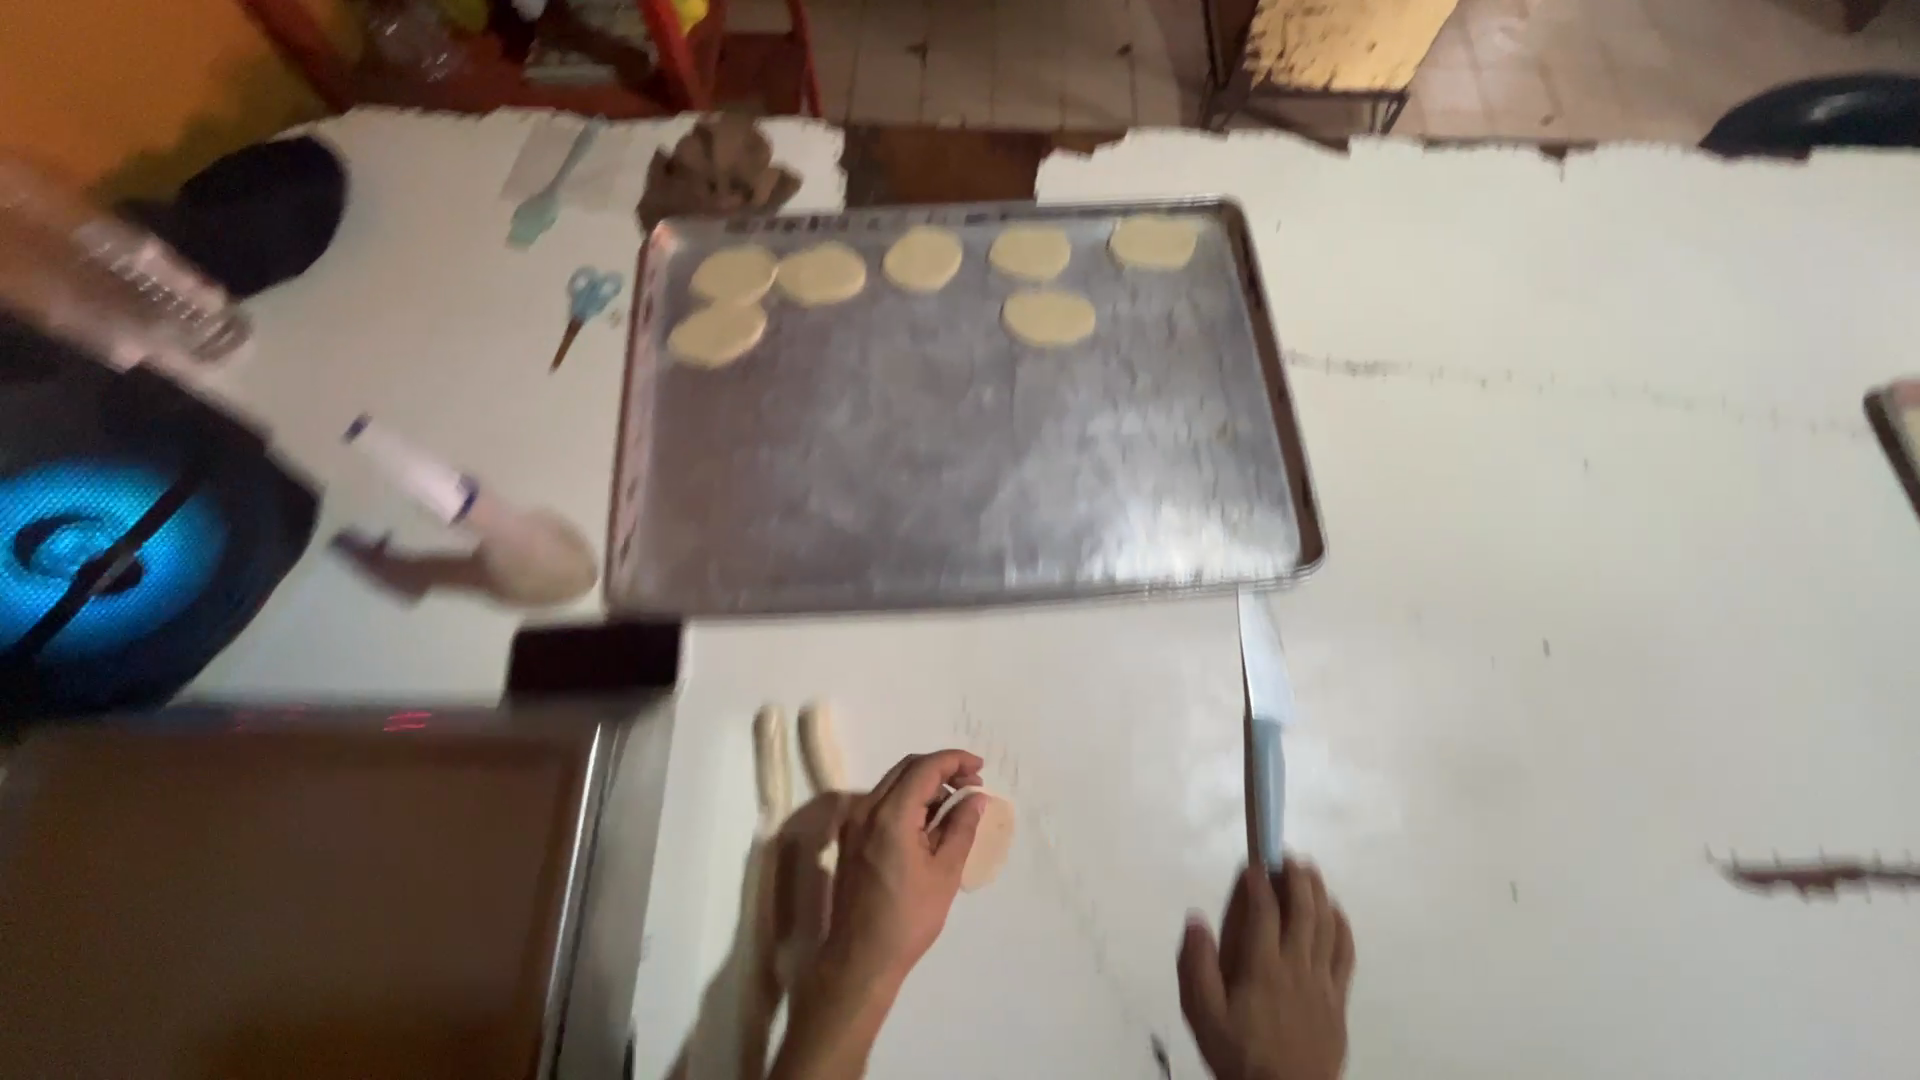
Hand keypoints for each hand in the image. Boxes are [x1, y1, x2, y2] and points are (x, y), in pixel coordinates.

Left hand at [770, 750, 984, 1079]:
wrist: (860, 958)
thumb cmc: (908, 918)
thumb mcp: (945, 872)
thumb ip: (962, 827)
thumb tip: (975, 798)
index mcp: (890, 815)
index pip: (925, 768)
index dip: (955, 760)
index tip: (980, 768)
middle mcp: (866, 809)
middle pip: (906, 768)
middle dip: (941, 768)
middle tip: (972, 784)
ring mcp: (854, 823)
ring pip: (893, 783)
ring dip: (925, 784)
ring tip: (956, 804)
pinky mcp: (851, 837)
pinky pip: (882, 802)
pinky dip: (908, 800)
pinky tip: (930, 821)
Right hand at [1178, 860, 1356, 1079]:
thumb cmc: (1238, 1054)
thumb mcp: (1202, 1014)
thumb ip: (1196, 965)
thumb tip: (1196, 919)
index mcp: (1261, 968)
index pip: (1263, 912)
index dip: (1259, 883)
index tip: (1253, 862)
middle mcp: (1295, 967)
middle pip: (1302, 911)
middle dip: (1295, 878)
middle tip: (1287, 855)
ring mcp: (1321, 983)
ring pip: (1326, 927)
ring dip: (1318, 894)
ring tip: (1310, 871)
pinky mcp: (1337, 999)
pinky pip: (1345, 955)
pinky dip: (1341, 926)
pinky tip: (1334, 911)